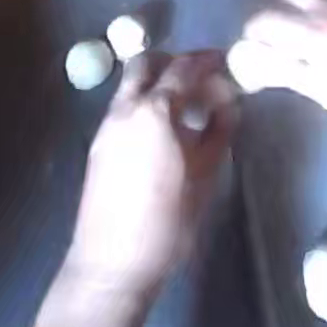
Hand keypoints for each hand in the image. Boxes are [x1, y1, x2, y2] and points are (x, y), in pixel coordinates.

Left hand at [63, 50, 236, 296]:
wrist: (111, 266)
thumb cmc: (167, 221)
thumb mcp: (206, 174)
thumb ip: (219, 129)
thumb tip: (228, 100)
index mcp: (155, 109)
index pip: (183, 68)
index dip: (206, 59)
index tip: (223, 60)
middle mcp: (126, 107)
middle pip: (146, 63)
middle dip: (174, 60)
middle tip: (198, 75)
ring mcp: (107, 125)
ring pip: (131, 83)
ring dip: (157, 80)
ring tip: (184, 103)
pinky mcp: (98, 144)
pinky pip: (124, 105)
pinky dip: (144, 101)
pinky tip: (163, 127)